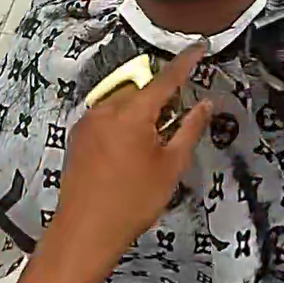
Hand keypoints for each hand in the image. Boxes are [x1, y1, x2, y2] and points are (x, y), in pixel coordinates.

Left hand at [43, 44, 212, 269]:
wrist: (84, 234)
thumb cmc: (133, 201)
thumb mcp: (171, 165)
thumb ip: (190, 128)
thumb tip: (205, 104)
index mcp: (132, 113)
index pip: (166, 78)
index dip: (186, 62)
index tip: (200, 47)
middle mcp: (106, 109)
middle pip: (142, 88)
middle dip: (162, 96)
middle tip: (178, 119)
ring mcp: (88, 122)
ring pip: (124, 101)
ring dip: (143, 108)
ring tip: (155, 139)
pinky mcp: (78, 137)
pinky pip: (108, 115)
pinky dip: (125, 119)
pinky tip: (132, 147)